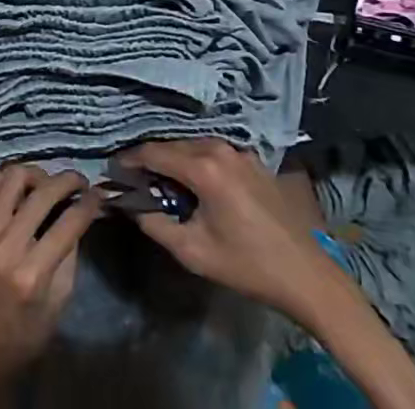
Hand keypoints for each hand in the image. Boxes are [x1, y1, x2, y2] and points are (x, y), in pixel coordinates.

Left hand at [0, 165, 101, 398]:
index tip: (99, 194)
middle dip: (69, 180)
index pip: (70, 220)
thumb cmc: (26, 331)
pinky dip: (10, 179)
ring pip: (13, 176)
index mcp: (31, 273)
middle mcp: (5, 247)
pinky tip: (23, 189)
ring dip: (37, 174)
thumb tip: (81, 210)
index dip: (90, 201)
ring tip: (48, 185)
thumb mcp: (61, 297)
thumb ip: (70, 249)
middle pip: (44, 192)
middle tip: (80, 183)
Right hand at [115, 140, 346, 318]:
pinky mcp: (252, 159)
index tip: (112, 170)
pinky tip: (190, 182)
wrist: (302, 270)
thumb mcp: (192, 250)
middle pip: (173, 144)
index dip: (129, 160)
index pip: (154, 152)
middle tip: (131, 178)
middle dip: (150, 158)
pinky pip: (213, 152)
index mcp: (204, 168)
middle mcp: (221, 149)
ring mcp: (240, 151)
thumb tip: (129, 204)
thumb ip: (154, 223)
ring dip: (173, 159)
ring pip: (193, 146)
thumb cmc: (244, 263)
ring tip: (157, 181)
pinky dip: (195, 160)